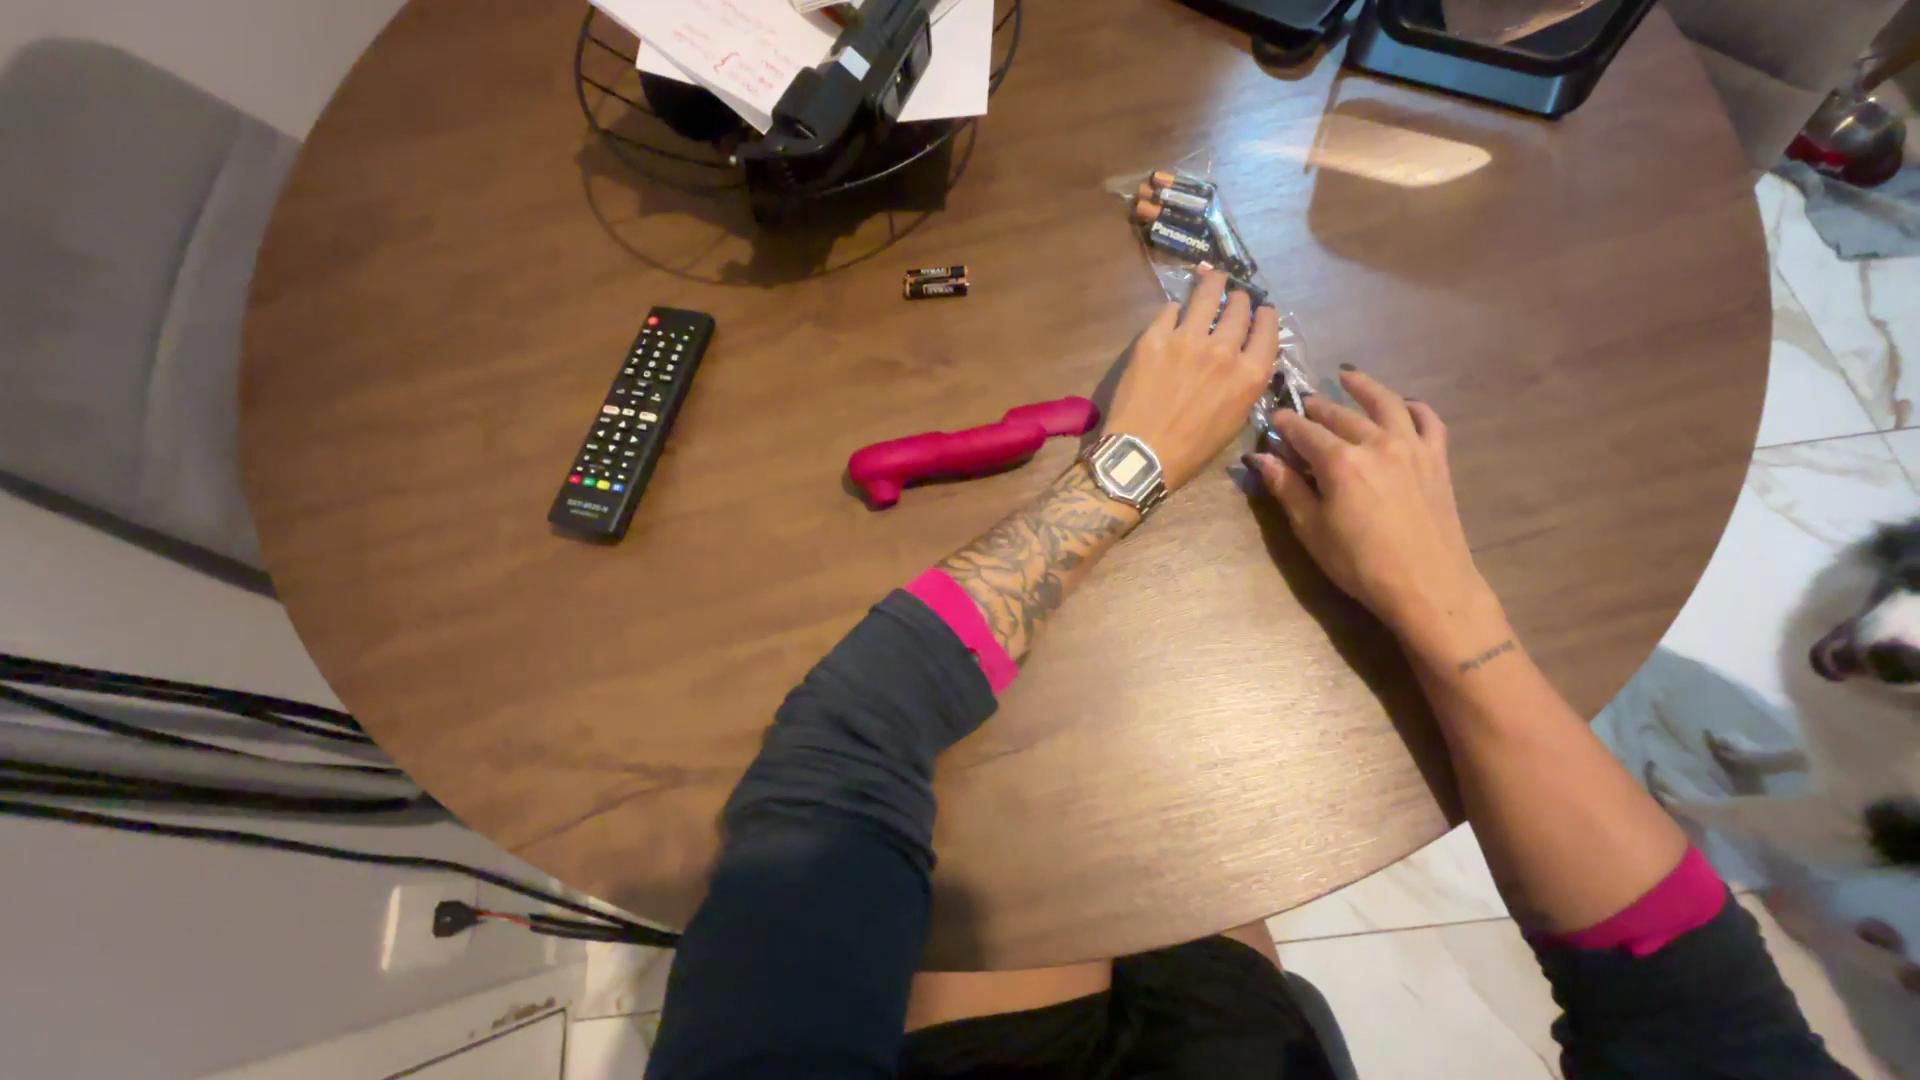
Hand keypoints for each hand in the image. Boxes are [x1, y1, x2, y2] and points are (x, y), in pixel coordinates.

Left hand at [1103, 270, 1278, 491]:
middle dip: (1238, 299)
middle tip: (1233, 296)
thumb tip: (1244, 359)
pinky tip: (1175, 311)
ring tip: (1212, 277)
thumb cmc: (1192, 449)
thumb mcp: (1235, 420)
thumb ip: (1244, 383)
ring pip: (1206, 295)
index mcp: (1250, 374)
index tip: (1261, 312)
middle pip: (1238, 307)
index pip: (1268, 328)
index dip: (1265, 316)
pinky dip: (1176, 309)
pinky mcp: (1154, 339)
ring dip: (1212, 284)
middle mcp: (1224, 350)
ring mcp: (1187, 340)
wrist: (1142, 455)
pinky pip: (1169, 310)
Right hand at [1246, 370, 1501, 652]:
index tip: (1271, 418)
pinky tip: (1403, 404)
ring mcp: (1412, 447)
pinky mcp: (1437, 459)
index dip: (1284, 423)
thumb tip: (1260, 458)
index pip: (1304, 431)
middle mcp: (1376, 442)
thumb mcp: (1311, 529)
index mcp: (1340, 462)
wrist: (1428, 585)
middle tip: (1301, 404)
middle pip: (1340, 414)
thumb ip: (1287, 488)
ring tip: (1347, 377)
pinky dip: (1413, 407)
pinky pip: (1428, 420)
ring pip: (1385, 403)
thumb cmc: (1359, 563)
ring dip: (1363, 387)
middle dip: (1316, 407)